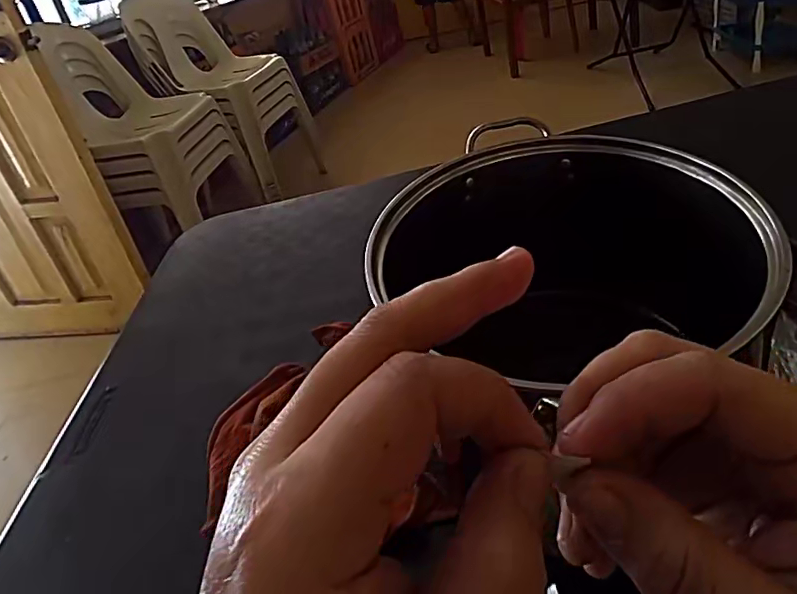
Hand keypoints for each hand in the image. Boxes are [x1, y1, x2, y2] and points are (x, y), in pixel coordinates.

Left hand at [203, 248, 549, 593]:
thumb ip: (504, 528)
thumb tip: (523, 454)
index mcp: (296, 516)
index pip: (412, 385)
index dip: (488, 401)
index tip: (532, 455)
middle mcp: (265, 475)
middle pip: (372, 336)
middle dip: (453, 295)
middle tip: (515, 269)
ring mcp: (264, 475)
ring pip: (359, 359)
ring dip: (432, 336)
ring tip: (489, 317)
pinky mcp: (278, 488)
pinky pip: (352, 403)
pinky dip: (411, 390)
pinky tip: (450, 411)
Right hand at [554, 331, 796, 593]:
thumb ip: (673, 556)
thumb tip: (584, 486)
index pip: (717, 381)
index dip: (634, 397)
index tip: (574, 444)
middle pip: (682, 374)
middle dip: (610, 411)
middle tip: (564, 474)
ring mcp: (767, 456)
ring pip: (662, 411)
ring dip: (607, 452)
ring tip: (579, 528)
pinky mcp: (742, 484)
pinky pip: (666, 457)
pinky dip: (622, 483)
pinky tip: (601, 532)